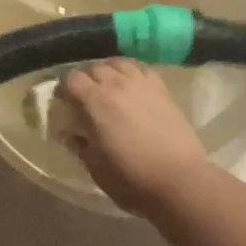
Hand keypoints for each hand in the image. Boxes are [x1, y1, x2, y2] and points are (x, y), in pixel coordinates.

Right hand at [58, 58, 209, 215]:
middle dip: (85, 80)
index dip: (64, 89)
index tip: (64, 103)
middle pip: (93, 68)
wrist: (181, 182)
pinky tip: (133, 86)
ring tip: (110, 87)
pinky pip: (141, 68)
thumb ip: (80, 146)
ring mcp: (141, 84)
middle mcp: (116, 84)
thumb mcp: (96, 168)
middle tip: (86, 99)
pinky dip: (131, 72)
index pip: (71, 79)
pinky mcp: (162, 89)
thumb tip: (70, 134)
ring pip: (116, 63)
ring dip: (108, 72)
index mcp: (95, 101)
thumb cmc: (133, 179)